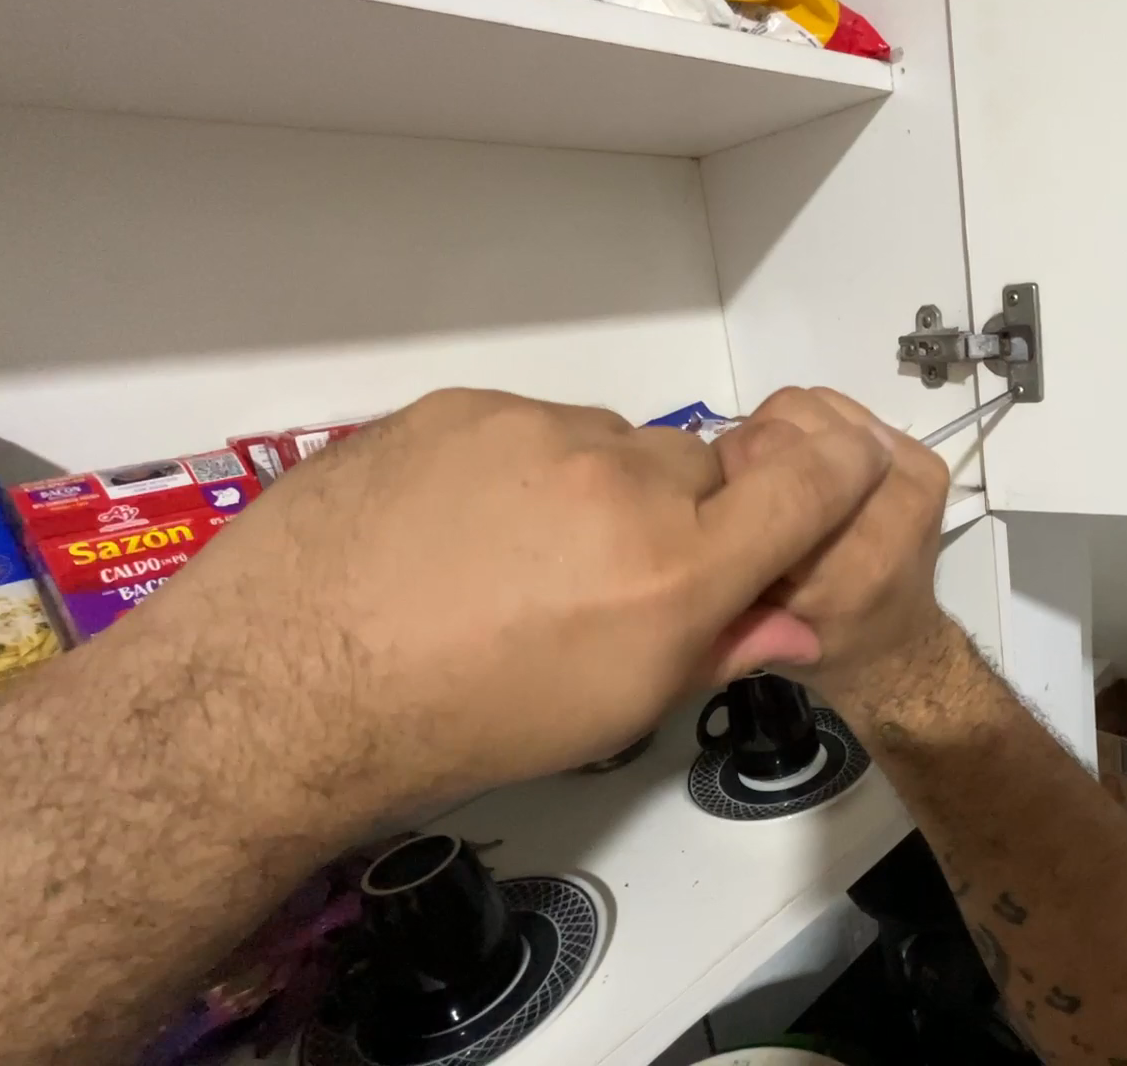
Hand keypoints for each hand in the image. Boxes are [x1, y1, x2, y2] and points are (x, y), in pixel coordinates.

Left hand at [116, 389, 889, 809]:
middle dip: (691, 508)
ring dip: (607, 487)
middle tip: (622, 565)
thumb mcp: (624, 707)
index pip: (808, 484)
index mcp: (677, 570)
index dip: (843, 468)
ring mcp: (538, 430)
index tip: (851, 461)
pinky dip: (535, 466)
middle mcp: (624, 483)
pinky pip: (540, 427)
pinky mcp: (463, 406)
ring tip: (528, 548)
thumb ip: (728, 648)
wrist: (276, 694)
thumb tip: (802, 623)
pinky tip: (471, 522)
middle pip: (709, 465)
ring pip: (622, 444)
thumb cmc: (479, 719)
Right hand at [713, 388, 952, 708]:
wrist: (895, 646)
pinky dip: (822, 431)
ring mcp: (916, 479)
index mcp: (845, 559)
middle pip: (788, 415)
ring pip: (817, 402)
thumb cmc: (817, 640)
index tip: (725, 499)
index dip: (730, 467)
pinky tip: (819, 473)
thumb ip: (730, 546)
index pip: (763, 451)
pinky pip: (849, 411)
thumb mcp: (751, 619)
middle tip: (752, 488)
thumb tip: (698, 467)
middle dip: (755, 444)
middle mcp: (891, 508)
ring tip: (785, 479)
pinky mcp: (928, 464)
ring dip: (788, 432)